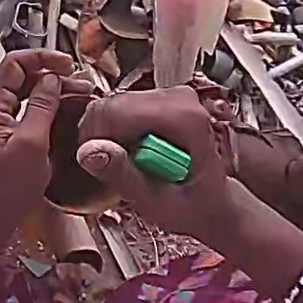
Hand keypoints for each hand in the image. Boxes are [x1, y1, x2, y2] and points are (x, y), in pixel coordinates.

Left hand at [0, 49, 84, 231]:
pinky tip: (66, 109)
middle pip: (22, 75)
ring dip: (53, 90)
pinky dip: (48, 105)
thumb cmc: (7, 188)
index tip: (66, 64)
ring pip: (27, 92)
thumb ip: (42, 106)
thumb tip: (52, 79)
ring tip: (79, 94)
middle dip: (52, 74)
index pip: (14, 63)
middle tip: (79, 82)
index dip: (41, 58)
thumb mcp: (32, 143)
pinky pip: (29, 109)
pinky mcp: (8, 133)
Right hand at [74, 87, 245, 247]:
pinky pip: (119, 107)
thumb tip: (89, 151)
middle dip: (100, 138)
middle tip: (109, 170)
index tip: (98, 167)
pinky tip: (127, 153)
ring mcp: (170, 95)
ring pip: (111, 104)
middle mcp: (180, 99)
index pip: (117, 112)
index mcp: (186, 119)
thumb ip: (123, 175)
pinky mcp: (160, 97)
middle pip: (112, 105)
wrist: (214, 202)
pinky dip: (113, 131)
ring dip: (106, 136)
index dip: (96, 139)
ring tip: (123, 165)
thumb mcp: (156, 202)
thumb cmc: (194, 207)